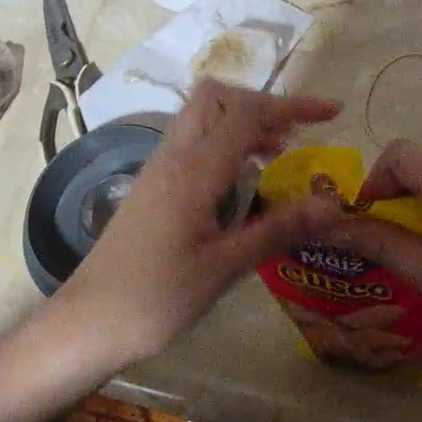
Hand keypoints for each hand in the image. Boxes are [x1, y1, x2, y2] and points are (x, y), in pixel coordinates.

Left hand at [55, 80, 344, 368]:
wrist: (88, 323)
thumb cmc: (158, 297)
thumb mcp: (225, 267)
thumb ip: (278, 229)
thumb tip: (332, 204)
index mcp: (194, 171)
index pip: (248, 114)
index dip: (294, 106)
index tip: (333, 112)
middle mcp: (173, 158)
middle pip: (216, 99)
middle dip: (262, 105)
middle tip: (296, 135)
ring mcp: (157, 171)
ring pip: (202, 120)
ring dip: (243, 125)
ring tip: (279, 158)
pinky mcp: (151, 189)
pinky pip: (193, 145)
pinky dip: (225, 147)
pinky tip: (243, 186)